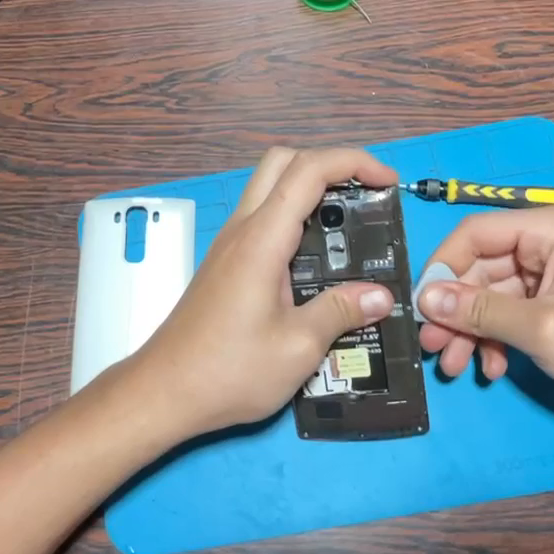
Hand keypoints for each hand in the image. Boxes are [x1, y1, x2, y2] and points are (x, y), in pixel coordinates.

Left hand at [120, 147, 398, 438]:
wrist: (165, 391)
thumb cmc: (230, 371)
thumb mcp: (298, 347)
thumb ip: (340, 312)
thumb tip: (381, 294)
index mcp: (261, 239)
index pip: (308, 171)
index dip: (353, 162)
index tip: (388, 182)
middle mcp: (242, 229)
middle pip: (282, 162)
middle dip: (329, 163)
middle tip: (366, 193)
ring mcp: (230, 244)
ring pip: (269, 187)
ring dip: (310, 187)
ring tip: (350, 223)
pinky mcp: (226, 262)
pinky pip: (263, 216)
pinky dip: (294, 214)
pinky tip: (317, 256)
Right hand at [416, 207, 553, 416]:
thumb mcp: (538, 330)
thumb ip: (478, 310)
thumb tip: (422, 298)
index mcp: (551, 229)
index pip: (475, 232)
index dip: (442, 267)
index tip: (420, 305)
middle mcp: (549, 240)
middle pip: (479, 265)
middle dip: (455, 309)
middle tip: (432, 346)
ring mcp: (552, 270)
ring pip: (490, 292)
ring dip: (471, 328)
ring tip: (454, 365)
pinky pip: (510, 308)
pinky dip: (495, 336)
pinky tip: (491, 367)